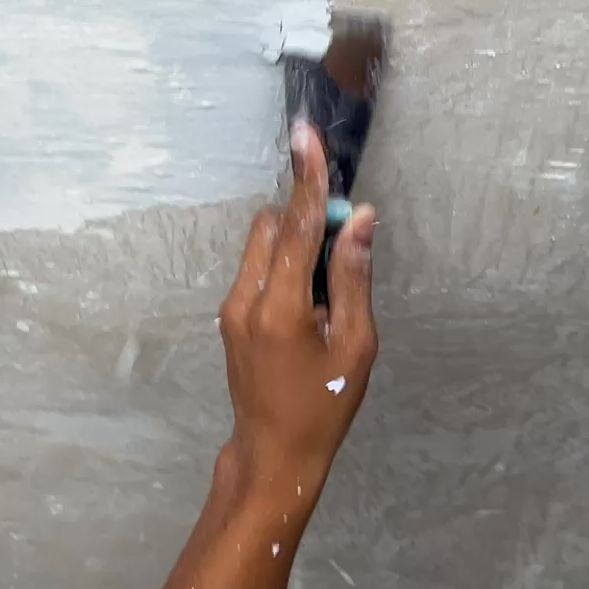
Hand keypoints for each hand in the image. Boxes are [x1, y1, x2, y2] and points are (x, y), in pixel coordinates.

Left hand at [217, 122, 378, 485]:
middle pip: (270, 225)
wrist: (273, 454)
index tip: (305, 135)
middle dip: (303, 216)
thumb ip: (353, 276)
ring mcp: (230, 305)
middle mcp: (245, 297)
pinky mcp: (228, 314)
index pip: (294, 225)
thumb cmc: (324, 406)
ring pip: (260, 243)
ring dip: (293, 240)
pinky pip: (257, 266)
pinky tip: (307, 297)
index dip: (305, 177)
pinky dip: (282, 262)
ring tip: (326, 282)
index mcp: (279, 306)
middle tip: (341, 239)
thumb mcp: (355, 345)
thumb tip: (361, 219)